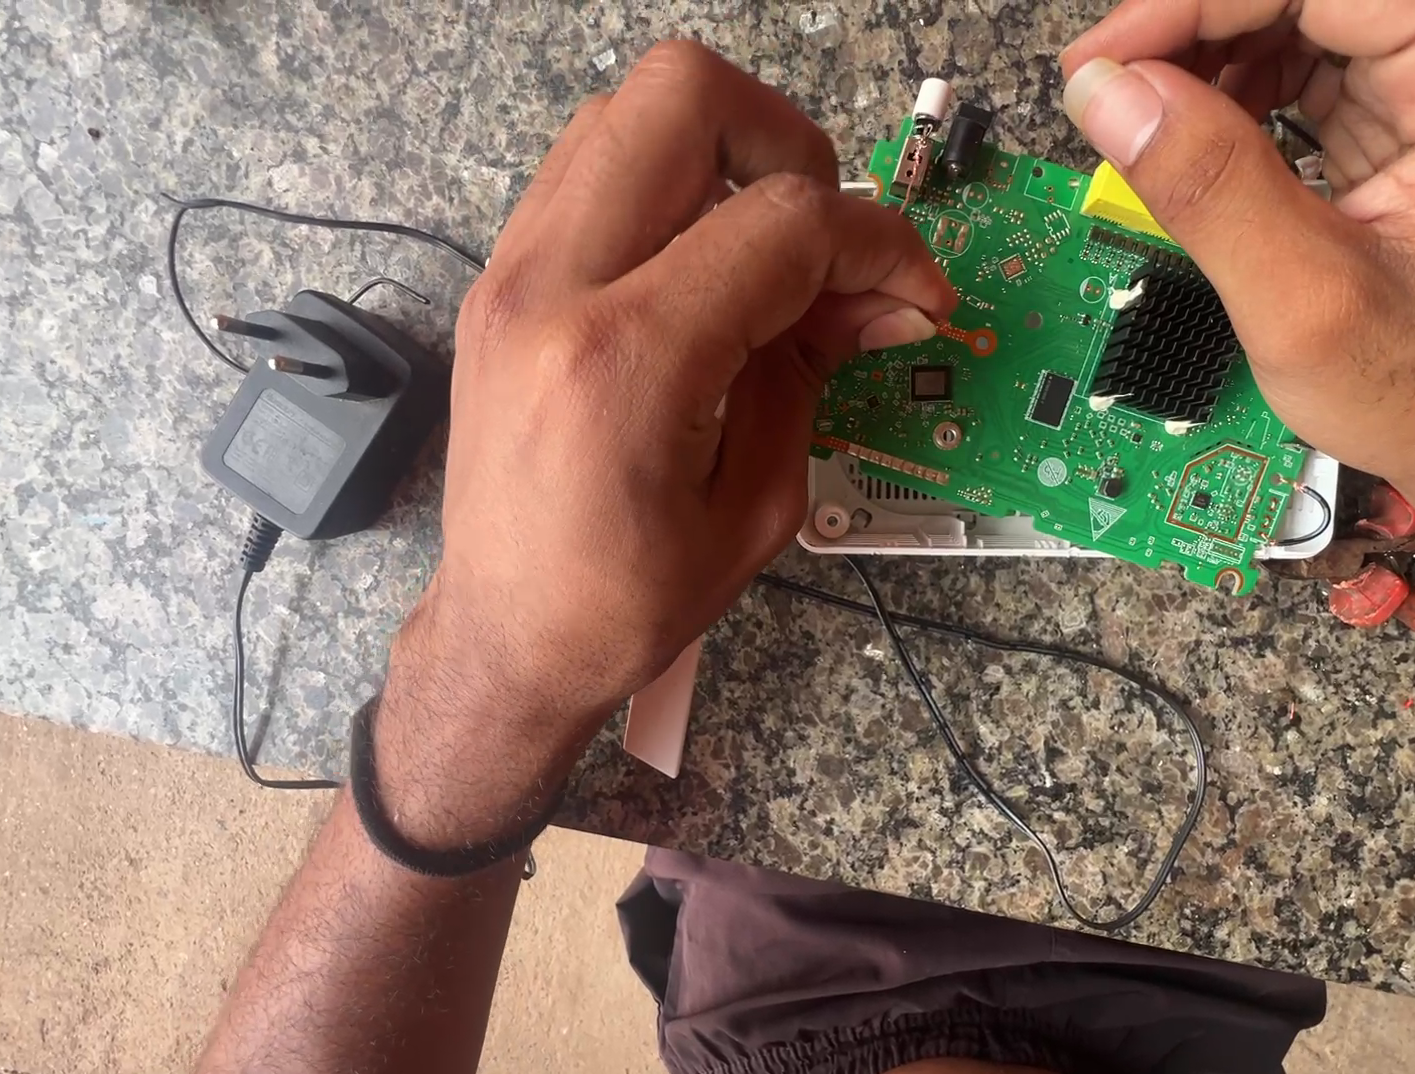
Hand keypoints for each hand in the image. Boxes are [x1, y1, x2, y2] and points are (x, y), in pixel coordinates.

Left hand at [373, 42, 954, 843]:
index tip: (913, 292)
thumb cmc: (624, 604)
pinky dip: (671, 191)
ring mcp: (510, 273)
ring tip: (770, 258)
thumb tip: (874, 298)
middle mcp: (552, 288)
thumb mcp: (757, 506)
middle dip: (793, 149)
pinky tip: (706, 272)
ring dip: (727, 159)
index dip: (878, 245)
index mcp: (627, 362)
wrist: (506, 635)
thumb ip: (812, 375)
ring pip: (630, 114)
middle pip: (687, 98)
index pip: (784, 224)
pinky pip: (594, 172)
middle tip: (827, 243)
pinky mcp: (500, 281)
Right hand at [1059, 0, 1414, 529]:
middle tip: (1107, 91)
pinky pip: (1328, 41)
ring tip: (1148, 121)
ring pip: (1316, 0)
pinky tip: (1203, 126)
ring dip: (1216, 49)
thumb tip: (1108, 97)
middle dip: (1198, 23)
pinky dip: (1248, 77)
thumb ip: (1204, 186)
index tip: (1096, 63)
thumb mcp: (1298, 304)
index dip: (1191, 6)